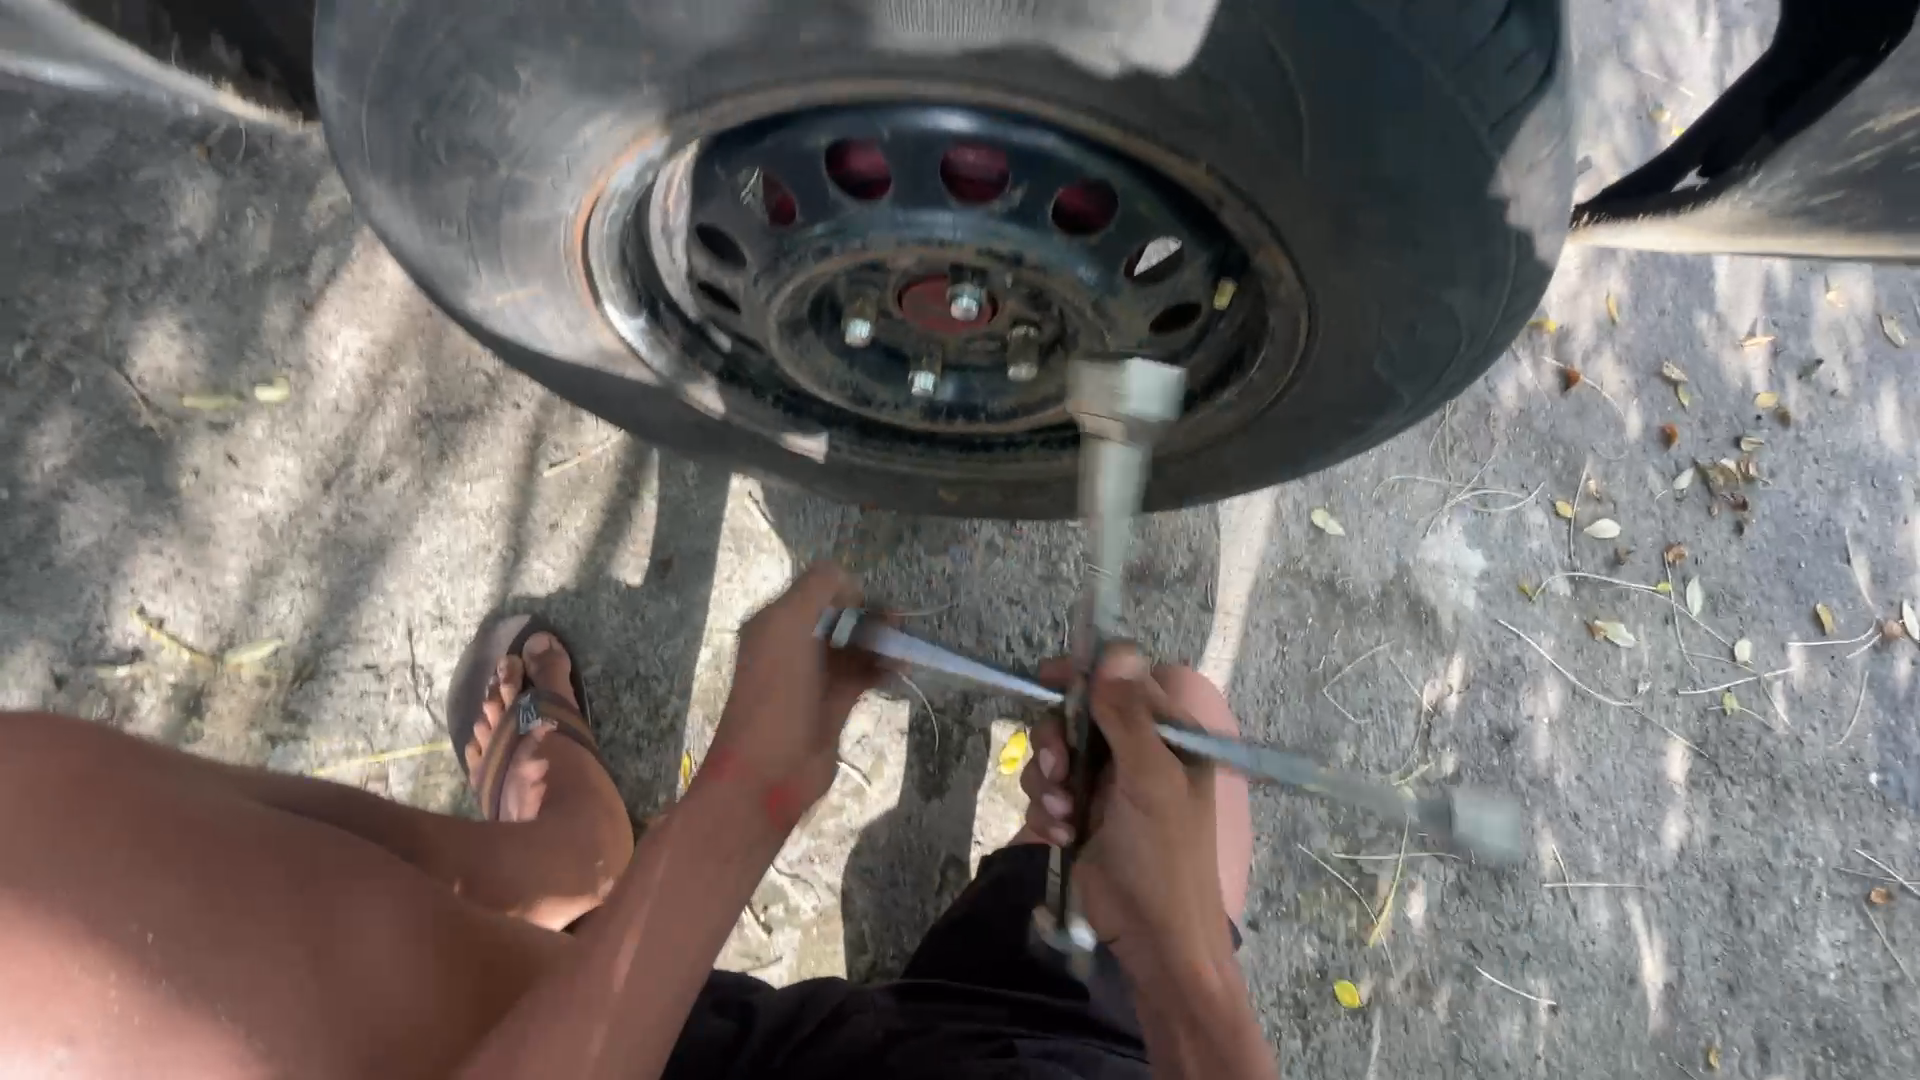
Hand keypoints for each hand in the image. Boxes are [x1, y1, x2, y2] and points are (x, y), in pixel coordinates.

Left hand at [699, 561, 886, 817]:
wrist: (769, 770)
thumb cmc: (777, 693)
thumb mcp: (789, 625)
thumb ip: (818, 588)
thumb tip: (852, 584)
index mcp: (775, 621)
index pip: (818, 588)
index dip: (845, 590)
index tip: (863, 606)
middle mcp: (793, 644)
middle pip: (840, 616)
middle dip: (870, 615)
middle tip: (897, 625)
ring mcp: (814, 675)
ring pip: (855, 645)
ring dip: (881, 641)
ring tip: (904, 648)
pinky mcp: (833, 702)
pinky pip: (863, 673)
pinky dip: (883, 667)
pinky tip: (901, 669)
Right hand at [1019, 646, 1229, 972]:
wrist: (1151, 939)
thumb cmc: (1164, 855)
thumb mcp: (1150, 779)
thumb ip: (1128, 715)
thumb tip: (1116, 648)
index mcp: (1165, 734)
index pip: (1121, 681)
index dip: (1084, 674)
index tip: (1047, 678)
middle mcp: (1133, 750)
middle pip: (1074, 714)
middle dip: (1055, 741)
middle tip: (1056, 769)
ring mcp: (1103, 782)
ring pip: (1051, 752)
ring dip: (1047, 782)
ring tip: (1063, 815)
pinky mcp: (1078, 812)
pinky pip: (1044, 790)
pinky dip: (1045, 811)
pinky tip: (1061, 835)